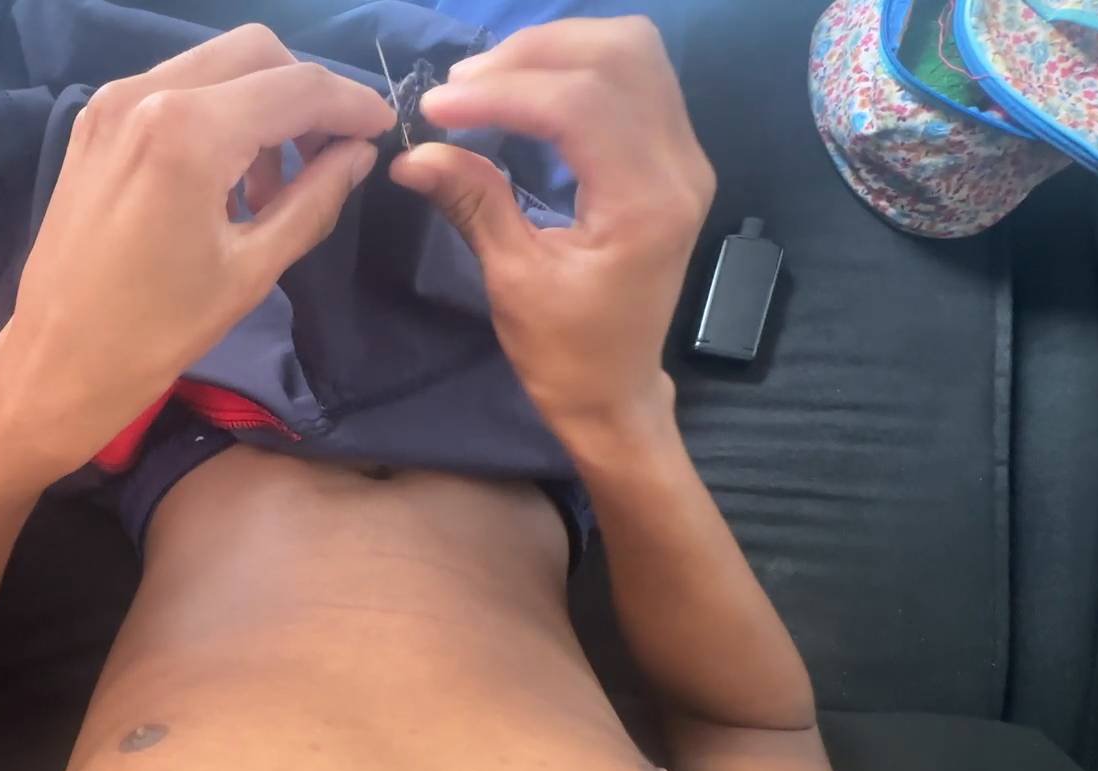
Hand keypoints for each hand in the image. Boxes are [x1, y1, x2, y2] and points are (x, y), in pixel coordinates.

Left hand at [0, 25, 395, 482]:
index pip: (295, 87)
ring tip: (266, 188)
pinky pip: (172, 93)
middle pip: (255, 53)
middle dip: (304, 96)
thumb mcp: (249, 271)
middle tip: (325, 157)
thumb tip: (358, 156)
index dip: (349, 104)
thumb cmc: (158, 333)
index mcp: (188, 131)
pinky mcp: (93, 126)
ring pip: (212, 67)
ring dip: (258, 107)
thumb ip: (311, 202)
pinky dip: (213, 118)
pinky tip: (220, 182)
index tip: (381, 129)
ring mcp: (110, 105)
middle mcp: (145, 94)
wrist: (60, 362)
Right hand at [389, 17, 713, 435]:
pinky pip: (636, 82)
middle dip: (531, 54)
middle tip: (460, 85)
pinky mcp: (674, 161)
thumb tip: (411, 155)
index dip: (501, 93)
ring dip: (557, 51)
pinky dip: (578, 71)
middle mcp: (680, 166)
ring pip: (634, 55)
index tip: (436, 106)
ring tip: (489, 80)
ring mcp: (685, 159)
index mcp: (643, 204)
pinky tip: (529, 90)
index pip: (578, 106)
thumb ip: (473, 204)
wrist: (614, 392)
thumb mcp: (512, 281)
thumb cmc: (563, 355)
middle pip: (619, 55)